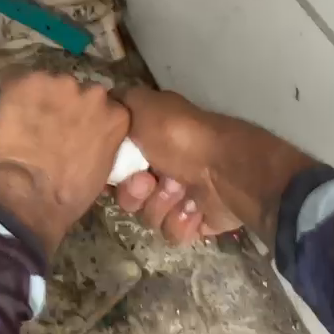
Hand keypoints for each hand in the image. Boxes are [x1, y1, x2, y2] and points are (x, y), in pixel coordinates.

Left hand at [0, 71, 130, 256]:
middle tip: (46, 125)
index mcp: (116, 115)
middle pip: (73, 89)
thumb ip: (99, 142)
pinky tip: (5, 108)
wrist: (31, 194)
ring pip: (45, 83)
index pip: (102, 104)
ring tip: (24, 119)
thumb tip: (85, 139)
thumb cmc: (68, 195)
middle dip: (61, 103)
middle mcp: (93, 92)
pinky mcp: (27, 81)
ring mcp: (59, 83)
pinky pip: (14, 77)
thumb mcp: (100, 170)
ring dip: (37, 97)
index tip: (71, 126)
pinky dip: (10, 91)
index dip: (83, 114)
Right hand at [115, 87, 242, 245]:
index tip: (120, 167)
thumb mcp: (141, 105)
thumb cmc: (179, 136)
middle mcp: (162, 169)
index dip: (112, 170)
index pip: (115, 165)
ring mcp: (180, 197)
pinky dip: (182, 220)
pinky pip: (173, 233)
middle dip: (136, 192)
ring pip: (149, 216)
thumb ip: (119, 101)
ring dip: (162, 204)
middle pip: (127, 194)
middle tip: (151, 182)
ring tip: (182, 191)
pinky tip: (194, 207)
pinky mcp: (197, 221)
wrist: (226, 168)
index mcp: (149, 142)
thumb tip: (107, 102)